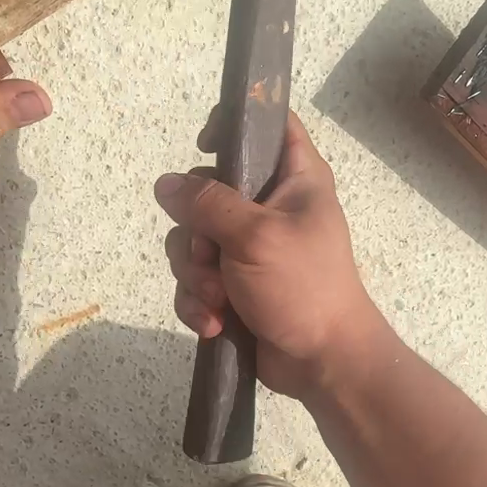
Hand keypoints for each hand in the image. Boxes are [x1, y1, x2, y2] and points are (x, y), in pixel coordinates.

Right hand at [154, 110, 392, 398]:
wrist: (322, 362)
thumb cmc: (303, 286)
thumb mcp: (254, 236)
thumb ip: (207, 205)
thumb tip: (165, 185)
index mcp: (293, 179)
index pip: (268, 124)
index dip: (234, 125)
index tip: (204, 146)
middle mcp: (268, 208)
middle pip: (207, 193)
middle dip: (197, 235)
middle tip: (212, 260)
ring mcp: (247, 250)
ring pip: (193, 244)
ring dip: (196, 279)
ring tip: (218, 302)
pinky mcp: (232, 287)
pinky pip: (195, 283)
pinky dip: (199, 304)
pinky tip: (214, 324)